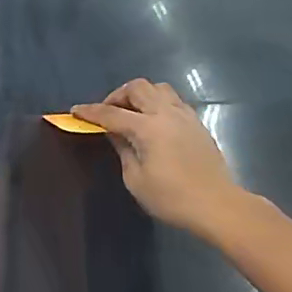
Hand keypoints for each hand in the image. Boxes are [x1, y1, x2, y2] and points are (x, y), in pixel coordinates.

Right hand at [71, 78, 249, 237]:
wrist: (216, 204)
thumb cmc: (171, 198)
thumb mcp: (136, 179)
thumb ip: (123, 149)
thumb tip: (115, 133)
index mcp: (148, 128)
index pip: (112, 113)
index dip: (91, 112)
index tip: (76, 111)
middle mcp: (167, 113)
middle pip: (138, 87)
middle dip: (118, 95)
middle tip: (108, 113)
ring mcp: (185, 115)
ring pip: (159, 88)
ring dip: (140, 95)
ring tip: (132, 114)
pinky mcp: (197, 123)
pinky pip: (173, 100)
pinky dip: (157, 103)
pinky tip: (154, 122)